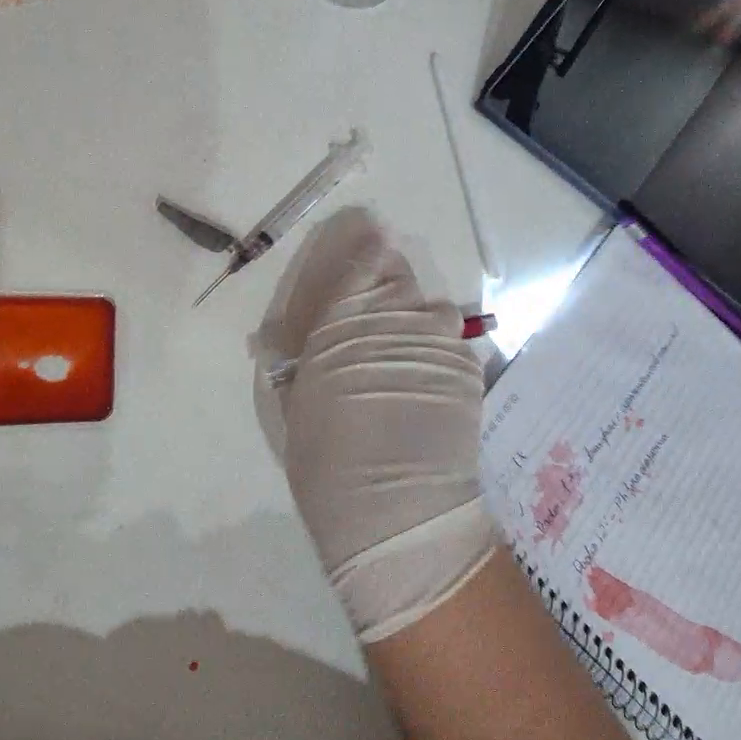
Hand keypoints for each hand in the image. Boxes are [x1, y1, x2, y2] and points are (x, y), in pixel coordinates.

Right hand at [274, 211, 497, 642]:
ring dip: (421, 324)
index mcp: (344, 319)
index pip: (362, 261)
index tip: (374, 233)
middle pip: (399, 278)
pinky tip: (431, 392)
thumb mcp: (296, 406)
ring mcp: (439, 341)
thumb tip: (271, 342)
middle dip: (390, 284)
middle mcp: (396, 316)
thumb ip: (295, 362)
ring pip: (433, 312)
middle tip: (381, 316)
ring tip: (410, 361)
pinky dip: (441, 360)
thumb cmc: (326, 459)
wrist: (394, 507)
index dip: (368, 245)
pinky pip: (452, 349)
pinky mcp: (470, 369)